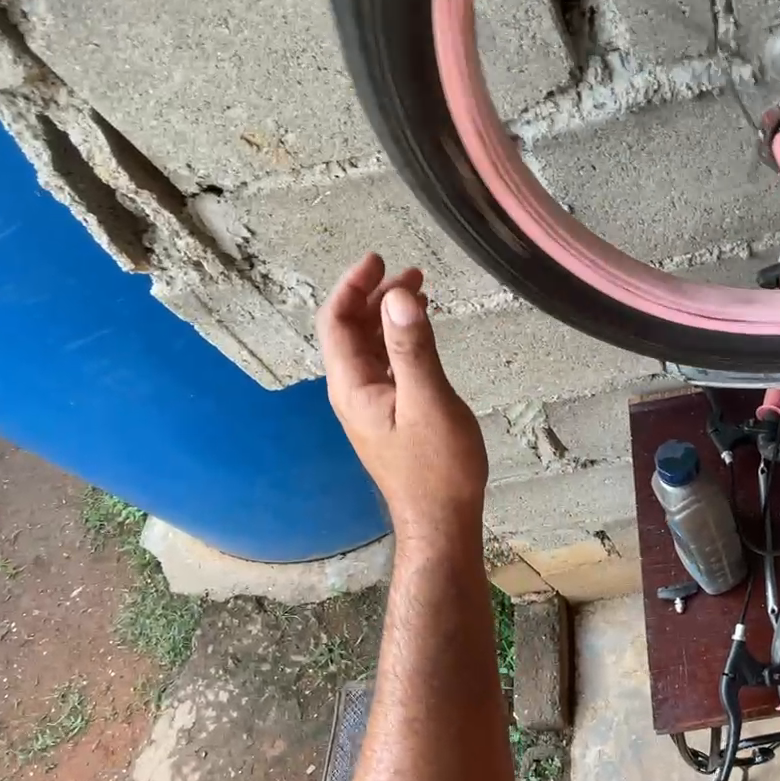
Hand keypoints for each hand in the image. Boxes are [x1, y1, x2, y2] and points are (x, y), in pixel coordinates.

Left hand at [318, 253, 487, 542]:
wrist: (441, 520)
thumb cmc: (437, 467)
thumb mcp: (429, 402)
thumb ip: (413, 350)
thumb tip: (399, 297)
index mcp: (353, 387)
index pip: (338, 322)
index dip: (353, 286)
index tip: (379, 260)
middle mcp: (356, 393)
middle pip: (354, 332)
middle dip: (377, 297)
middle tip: (413, 276)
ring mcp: (374, 407)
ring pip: (373, 350)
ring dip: (391, 319)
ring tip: (421, 297)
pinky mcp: (394, 418)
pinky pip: (390, 368)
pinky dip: (403, 343)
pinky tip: (423, 340)